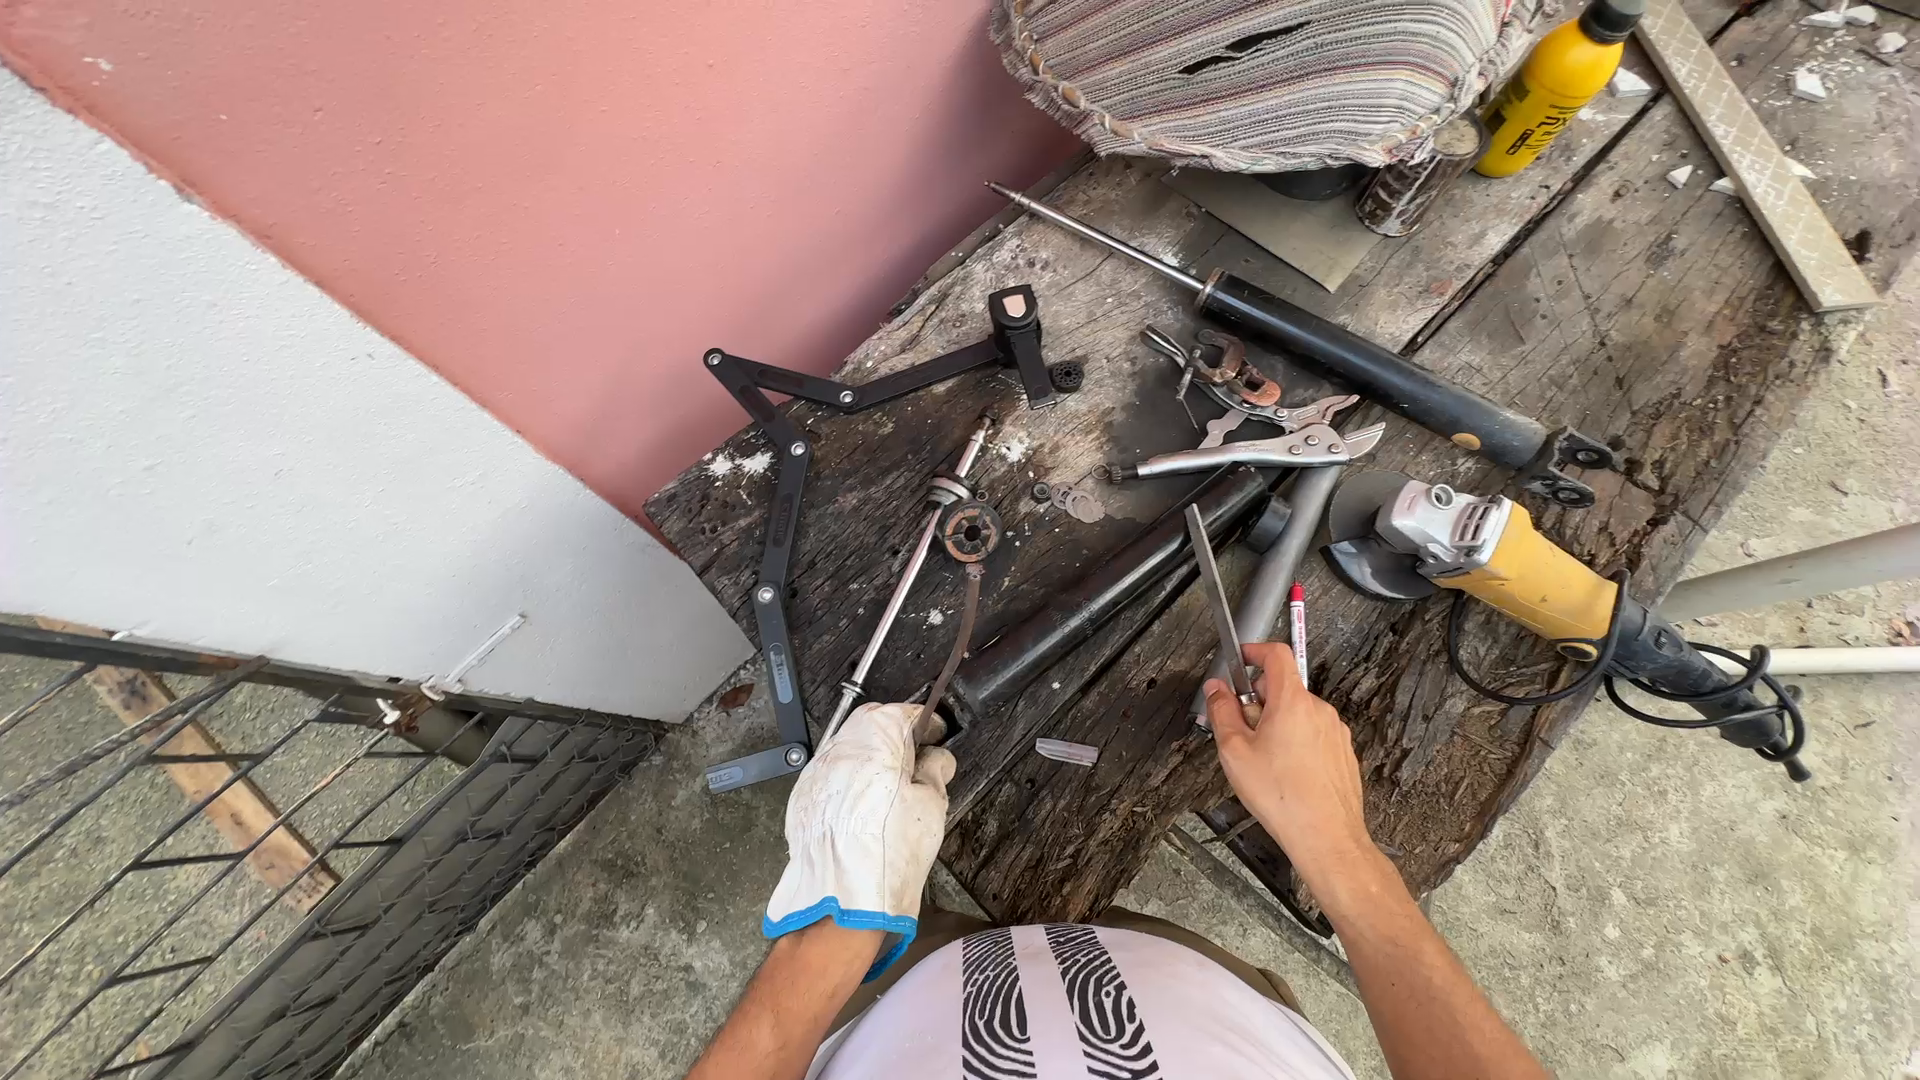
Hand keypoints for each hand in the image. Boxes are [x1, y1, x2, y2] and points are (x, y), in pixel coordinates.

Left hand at [763, 702, 954, 980]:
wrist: (842, 903)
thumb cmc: (891, 850)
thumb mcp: (931, 806)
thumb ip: (934, 770)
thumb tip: (934, 757)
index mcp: (874, 739)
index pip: (903, 712)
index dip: (925, 722)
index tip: (936, 735)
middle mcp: (840, 746)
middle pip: (871, 722)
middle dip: (895, 733)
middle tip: (915, 757)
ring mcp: (817, 771)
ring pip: (848, 746)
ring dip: (870, 755)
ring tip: (890, 784)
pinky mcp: (803, 797)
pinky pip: (832, 774)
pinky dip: (850, 778)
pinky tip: (864, 805)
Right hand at [1205, 642, 1373, 889]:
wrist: (1326, 837)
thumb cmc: (1282, 796)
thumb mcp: (1234, 750)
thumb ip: (1222, 711)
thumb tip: (1216, 690)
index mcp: (1292, 702)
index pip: (1277, 654)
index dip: (1255, 650)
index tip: (1241, 658)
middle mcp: (1319, 711)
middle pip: (1283, 686)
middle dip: (1258, 699)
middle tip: (1241, 726)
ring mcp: (1334, 732)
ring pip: (1297, 712)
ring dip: (1276, 722)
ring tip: (1262, 756)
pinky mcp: (1342, 752)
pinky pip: (1312, 733)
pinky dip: (1294, 740)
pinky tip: (1283, 770)